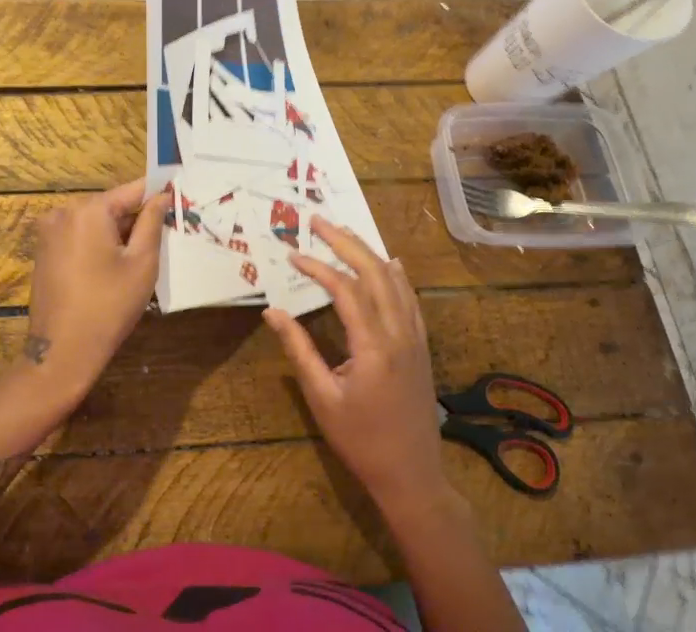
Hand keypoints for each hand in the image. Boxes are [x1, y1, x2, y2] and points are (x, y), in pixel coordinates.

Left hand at [20, 178, 170, 398]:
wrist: (62, 350)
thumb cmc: (109, 306)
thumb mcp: (142, 263)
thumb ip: (152, 223)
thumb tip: (162, 196)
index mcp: (88, 210)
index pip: (131, 190)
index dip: (156, 194)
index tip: (178, 199)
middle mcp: (63, 212)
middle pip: (110, 205)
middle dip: (135, 218)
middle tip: (162, 238)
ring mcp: (48, 232)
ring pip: (94, 222)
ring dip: (116, 233)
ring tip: (139, 258)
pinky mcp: (43, 251)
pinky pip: (78, 236)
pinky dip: (97, 244)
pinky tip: (111, 269)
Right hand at [264, 217, 450, 506]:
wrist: (411, 474)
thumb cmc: (360, 439)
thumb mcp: (321, 397)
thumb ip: (299, 349)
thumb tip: (272, 311)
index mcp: (373, 346)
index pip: (345, 289)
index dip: (317, 267)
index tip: (292, 254)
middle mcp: (399, 333)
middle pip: (374, 272)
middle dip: (345, 242)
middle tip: (318, 221)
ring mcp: (415, 338)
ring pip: (396, 281)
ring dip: (369, 252)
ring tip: (344, 232)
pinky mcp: (422, 347)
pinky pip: (411, 300)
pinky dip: (396, 275)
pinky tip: (389, 262)